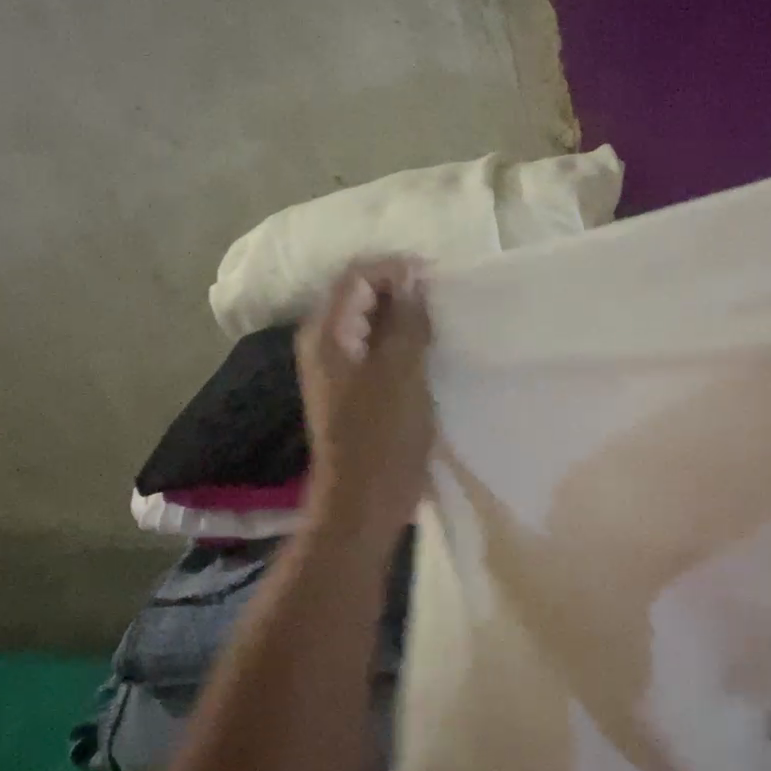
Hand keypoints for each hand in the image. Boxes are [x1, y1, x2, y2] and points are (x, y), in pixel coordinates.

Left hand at [297, 257, 434, 534]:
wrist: (364, 502)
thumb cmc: (382, 436)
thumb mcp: (401, 372)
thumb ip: (406, 320)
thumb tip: (413, 277)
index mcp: (327, 334)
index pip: (358, 276)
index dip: (397, 268)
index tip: (440, 278)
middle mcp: (325, 344)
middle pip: (360, 295)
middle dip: (402, 289)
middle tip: (445, 297)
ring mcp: (338, 368)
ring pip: (371, 322)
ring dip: (405, 315)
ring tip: (442, 321)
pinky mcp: (355, 390)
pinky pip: (377, 348)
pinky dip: (402, 341)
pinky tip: (430, 350)